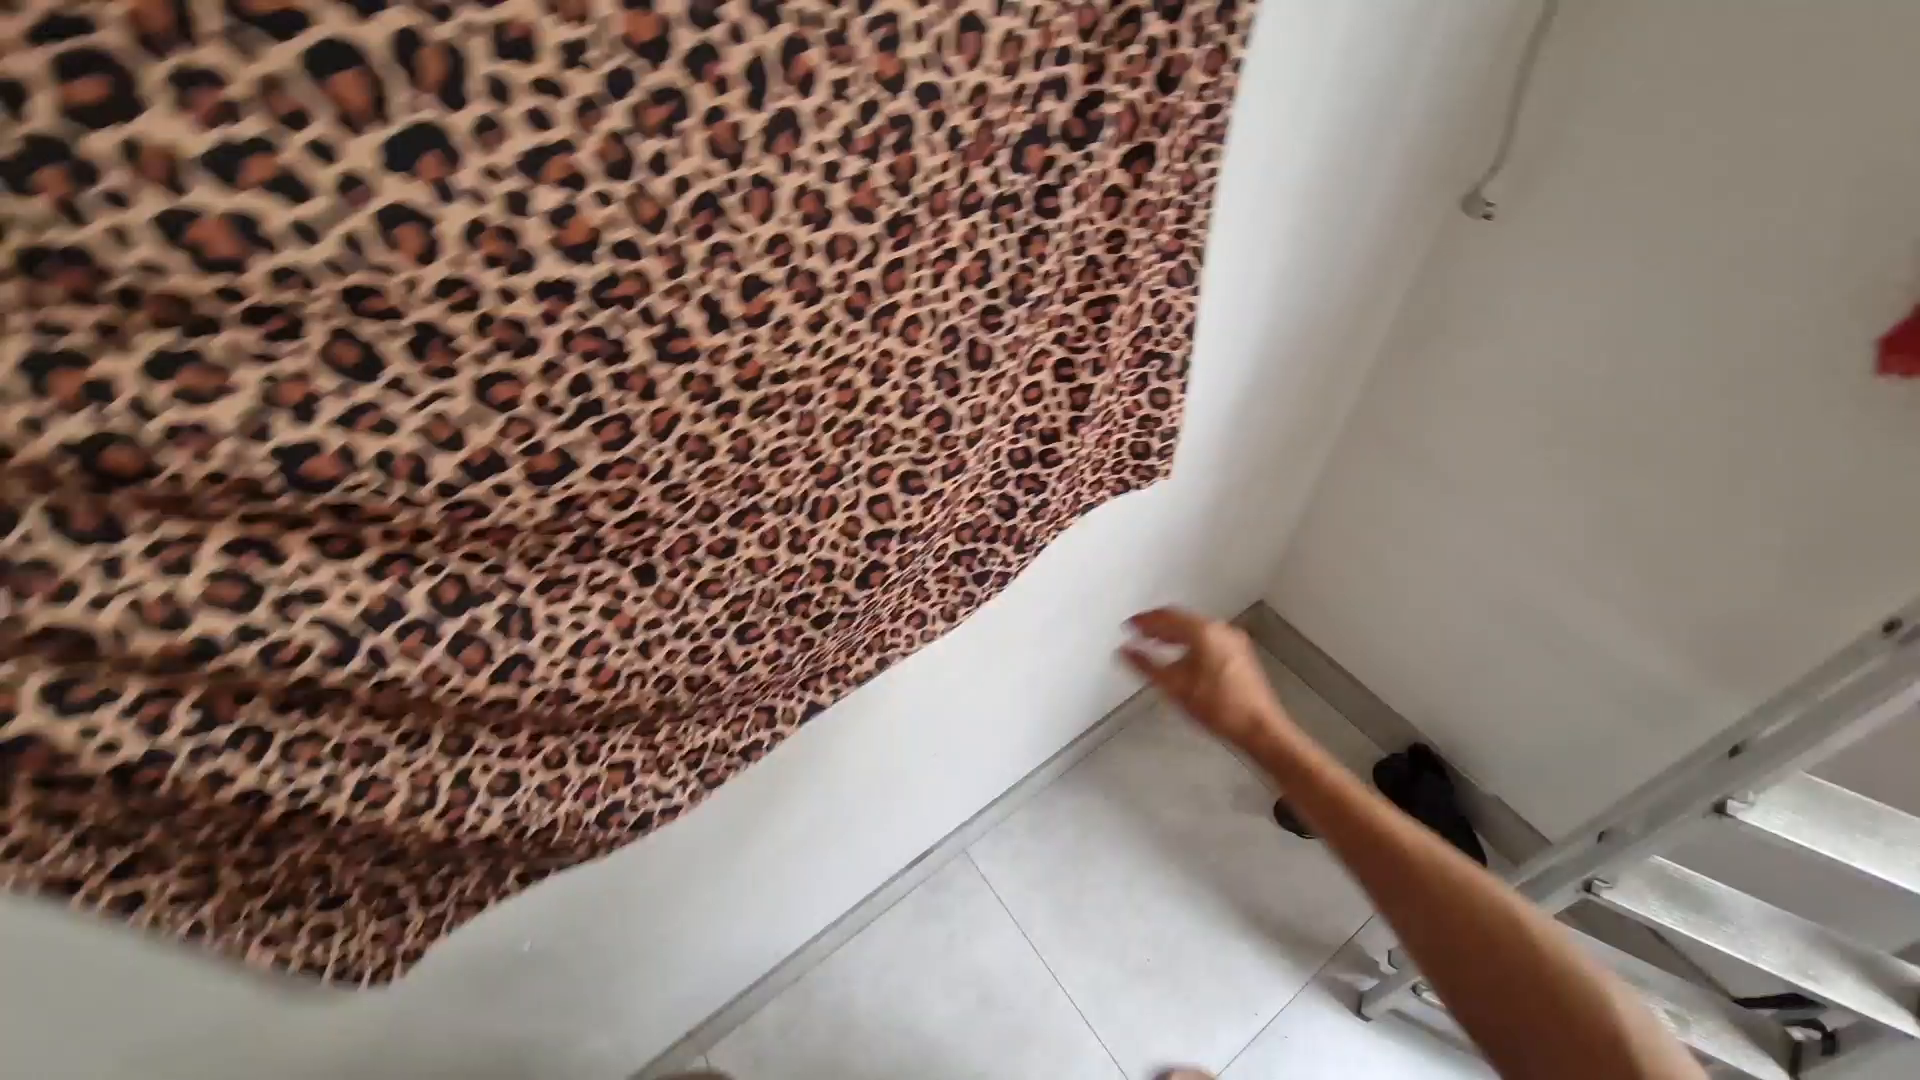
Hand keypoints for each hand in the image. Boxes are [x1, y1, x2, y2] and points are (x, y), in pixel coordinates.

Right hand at [1120, 607, 1297, 753]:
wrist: (1259, 728)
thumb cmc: (1220, 707)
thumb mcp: (1174, 686)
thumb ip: (1145, 665)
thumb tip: (1125, 651)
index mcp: (1204, 632)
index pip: (1167, 616)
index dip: (1145, 620)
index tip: (1130, 625)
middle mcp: (1221, 631)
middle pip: (1183, 619)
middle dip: (1158, 626)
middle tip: (1140, 632)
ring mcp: (1233, 642)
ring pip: (1196, 629)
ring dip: (1174, 635)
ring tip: (1156, 643)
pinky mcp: (1240, 654)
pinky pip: (1209, 639)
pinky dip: (1190, 642)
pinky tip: (1182, 656)